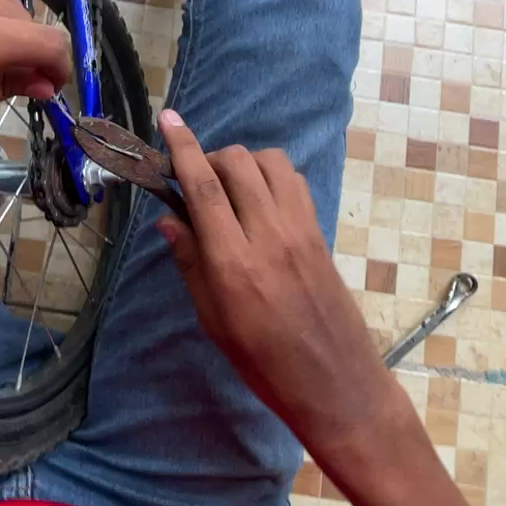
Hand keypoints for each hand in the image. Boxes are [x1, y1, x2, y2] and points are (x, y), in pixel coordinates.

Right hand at [156, 109, 406, 467]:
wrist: (337, 385)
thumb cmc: (264, 364)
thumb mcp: (214, 321)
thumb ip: (191, 263)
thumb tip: (168, 219)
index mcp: (234, 263)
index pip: (204, 187)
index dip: (183, 148)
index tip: (168, 119)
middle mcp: (270, 235)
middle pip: (238, 163)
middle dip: (210, 156)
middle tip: (197, 182)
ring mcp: (301, 230)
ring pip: (271, 162)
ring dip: (243, 162)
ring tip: (229, 188)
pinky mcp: (320, 232)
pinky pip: (294, 182)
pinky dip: (271, 175)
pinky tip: (260, 200)